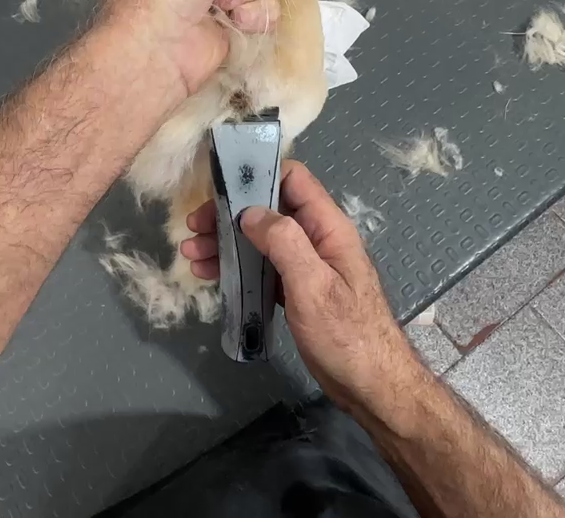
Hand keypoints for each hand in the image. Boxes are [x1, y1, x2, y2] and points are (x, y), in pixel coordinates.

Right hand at [181, 162, 415, 411]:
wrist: (373, 390)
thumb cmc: (347, 336)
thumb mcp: (313, 285)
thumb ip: (284, 241)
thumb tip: (250, 211)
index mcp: (327, 227)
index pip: (293, 179)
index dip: (258, 174)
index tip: (222, 186)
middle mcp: (316, 238)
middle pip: (268, 209)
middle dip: (229, 214)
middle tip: (195, 227)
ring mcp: (306, 264)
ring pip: (260, 238)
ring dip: (225, 242)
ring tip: (192, 254)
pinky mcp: (297, 288)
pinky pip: (261, 265)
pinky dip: (236, 266)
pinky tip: (210, 274)